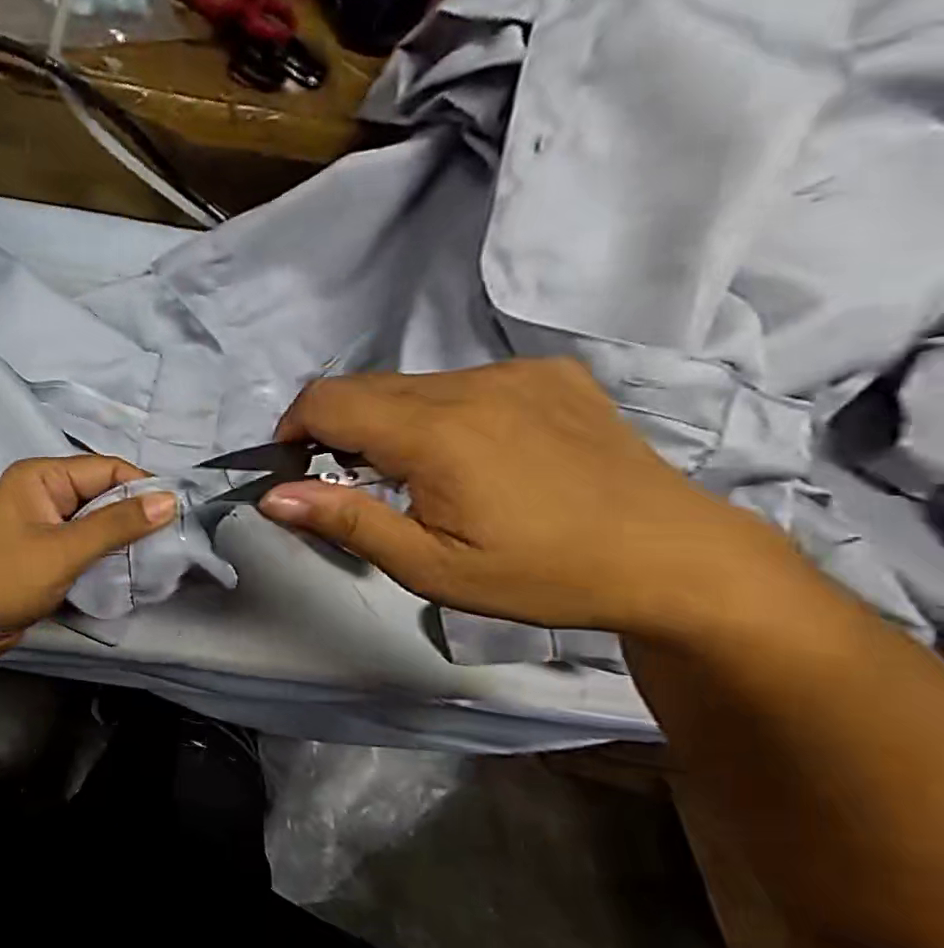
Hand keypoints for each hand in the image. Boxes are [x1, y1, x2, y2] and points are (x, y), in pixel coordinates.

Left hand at [0, 456, 176, 651]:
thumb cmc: (7, 579)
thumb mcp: (65, 550)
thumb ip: (117, 524)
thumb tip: (170, 500)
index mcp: (39, 475)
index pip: (105, 468)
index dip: (142, 488)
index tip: (177, 514)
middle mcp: (40, 489)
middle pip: (101, 491)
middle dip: (133, 513)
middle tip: (171, 539)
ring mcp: (41, 519)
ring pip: (95, 518)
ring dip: (121, 534)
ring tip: (155, 554)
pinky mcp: (43, 547)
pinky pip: (83, 539)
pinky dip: (104, 550)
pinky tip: (127, 565)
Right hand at [256, 359, 803, 638]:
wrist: (676, 559)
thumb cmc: (542, 575)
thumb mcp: (431, 567)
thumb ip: (345, 522)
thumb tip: (272, 496)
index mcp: (435, 434)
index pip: (325, 401)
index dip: (292, 428)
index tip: (295, 466)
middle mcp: (469, 385)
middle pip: (360, 387)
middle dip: (334, 427)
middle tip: (352, 481)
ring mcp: (513, 372)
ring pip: (407, 382)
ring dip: (385, 420)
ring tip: (417, 471)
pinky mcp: (547, 372)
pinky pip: (459, 379)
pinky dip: (437, 410)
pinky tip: (472, 451)